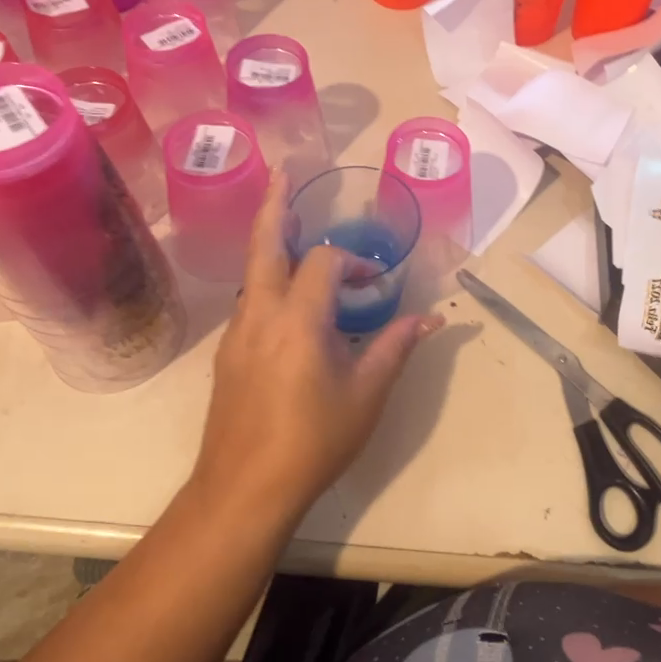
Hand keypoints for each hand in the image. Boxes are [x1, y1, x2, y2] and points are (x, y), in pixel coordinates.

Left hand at [193, 170, 445, 511]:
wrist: (243, 490)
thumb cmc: (313, 440)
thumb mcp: (367, 394)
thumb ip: (396, 347)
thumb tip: (432, 319)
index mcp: (298, 319)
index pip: (324, 262)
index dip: (353, 263)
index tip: (375, 284)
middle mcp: (261, 314)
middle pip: (264, 244)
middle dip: (274, 205)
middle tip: (283, 172)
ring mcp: (238, 334)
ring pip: (252, 272)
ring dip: (269, 241)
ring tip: (285, 220)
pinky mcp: (228, 355)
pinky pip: (250, 299)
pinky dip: (267, 278)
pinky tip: (285, 295)